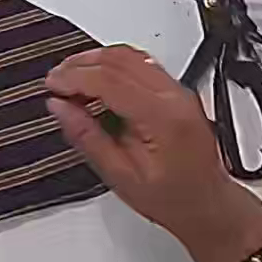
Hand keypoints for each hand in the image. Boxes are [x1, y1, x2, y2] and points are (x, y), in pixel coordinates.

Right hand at [45, 45, 261, 259]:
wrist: (209, 206)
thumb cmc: (172, 198)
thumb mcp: (120, 176)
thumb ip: (87, 137)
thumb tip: (59, 106)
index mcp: (163, 118)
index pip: (111, 81)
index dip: (75, 77)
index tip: (52, 84)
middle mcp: (174, 96)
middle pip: (120, 60)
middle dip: (81, 64)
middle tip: (56, 79)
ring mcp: (177, 90)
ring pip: (130, 56)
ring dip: (95, 60)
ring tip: (69, 77)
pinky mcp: (175, 90)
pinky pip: (140, 63)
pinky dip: (111, 64)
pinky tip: (95, 78)